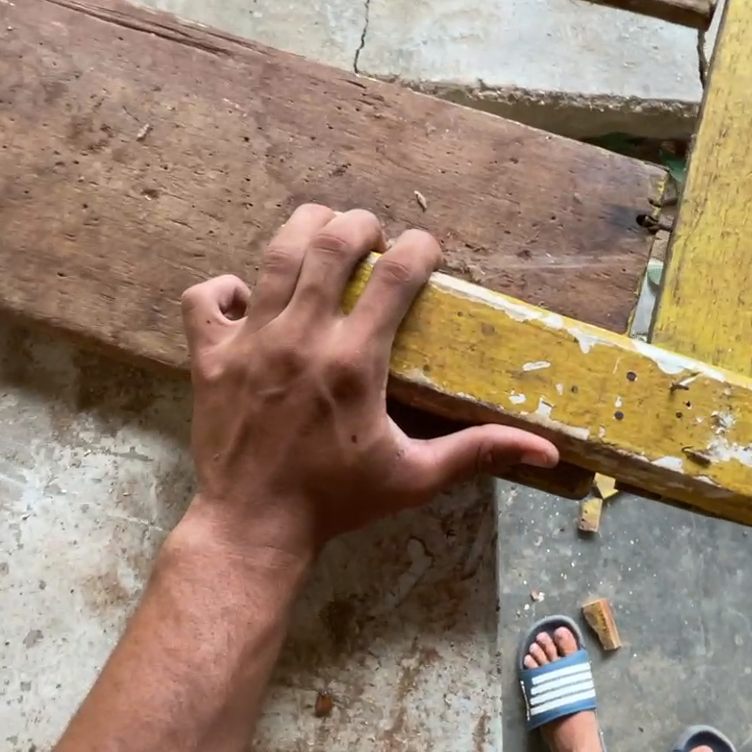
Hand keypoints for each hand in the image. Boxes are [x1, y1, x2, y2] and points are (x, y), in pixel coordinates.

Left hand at [179, 205, 558, 560]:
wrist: (254, 527)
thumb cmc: (338, 501)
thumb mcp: (415, 477)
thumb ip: (478, 452)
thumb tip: (545, 451)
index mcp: (354, 362)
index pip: (396, 274)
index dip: (420, 248)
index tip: (428, 251)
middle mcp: (301, 338)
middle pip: (331, 243)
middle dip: (359, 224)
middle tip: (372, 237)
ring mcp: (250, 342)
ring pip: (275, 254)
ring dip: (304, 231)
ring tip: (323, 235)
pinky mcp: (210, 356)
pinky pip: (206, 297)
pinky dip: (226, 288)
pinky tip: (249, 300)